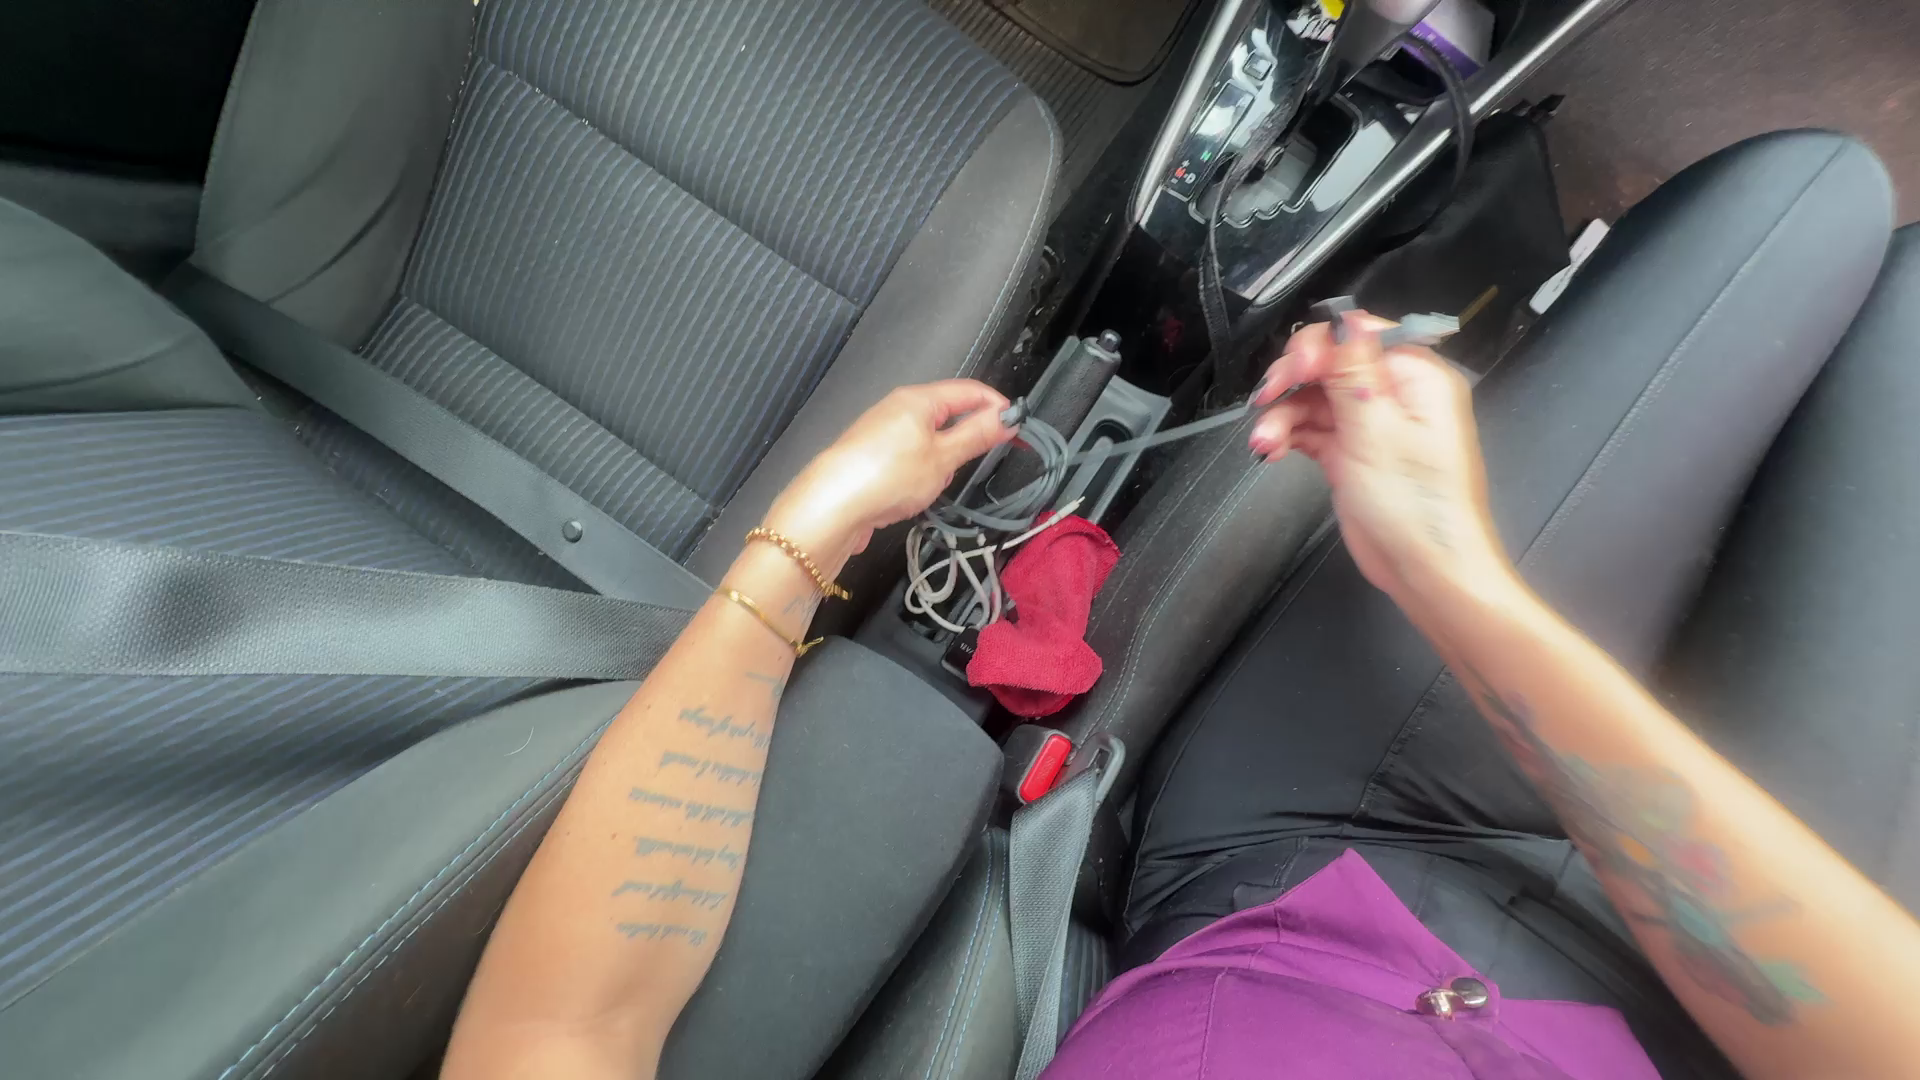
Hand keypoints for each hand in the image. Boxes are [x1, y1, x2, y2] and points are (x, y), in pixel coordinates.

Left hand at [762, 380, 1015, 572]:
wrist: (832, 506)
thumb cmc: (892, 475)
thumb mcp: (944, 458)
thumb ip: (977, 435)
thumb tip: (1009, 416)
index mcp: (919, 398)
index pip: (969, 390)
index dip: (997, 405)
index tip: (1019, 428)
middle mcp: (898, 408)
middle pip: (948, 415)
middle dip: (965, 440)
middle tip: (970, 465)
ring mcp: (881, 432)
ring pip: (928, 441)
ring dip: (941, 462)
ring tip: (932, 486)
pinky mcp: (870, 458)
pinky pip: (909, 459)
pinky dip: (920, 474)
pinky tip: (911, 495)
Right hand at [1248, 313, 1516, 608]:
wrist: (1422, 566)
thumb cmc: (1415, 504)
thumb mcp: (1376, 429)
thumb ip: (1352, 372)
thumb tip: (1340, 320)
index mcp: (1414, 376)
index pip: (1357, 336)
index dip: (1317, 348)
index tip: (1289, 374)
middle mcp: (1392, 394)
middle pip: (1327, 365)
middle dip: (1290, 383)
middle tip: (1264, 402)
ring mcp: (1368, 424)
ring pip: (1311, 400)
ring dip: (1281, 417)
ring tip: (1263, 444)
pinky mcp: (1348, 452)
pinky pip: (1309, 430)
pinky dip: (1286, 438)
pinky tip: (1270, 452)